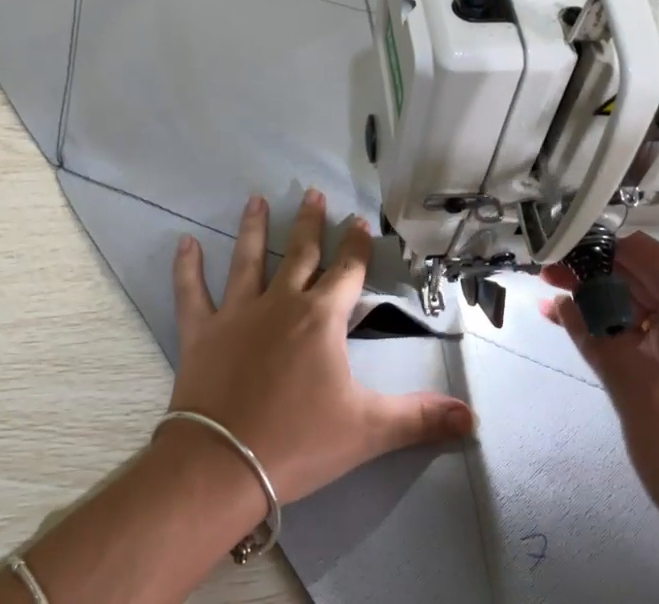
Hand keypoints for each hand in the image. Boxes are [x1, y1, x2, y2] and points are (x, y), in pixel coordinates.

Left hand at [167, 190, 473, 503]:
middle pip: (300, 255)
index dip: (356, 246)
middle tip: (315, 194)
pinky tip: (185, 243)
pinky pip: (191, 292)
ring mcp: (237, 314)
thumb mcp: (368, 430)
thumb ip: (420, 418)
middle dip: (312, 224)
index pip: (347, 272)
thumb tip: (473, 418)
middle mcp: (280, 304)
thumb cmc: (298, 441)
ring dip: (254, 229)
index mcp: (321, 319)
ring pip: (248, 260)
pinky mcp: (201, 333)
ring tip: (256, 199)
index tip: (360, 220)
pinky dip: (187, 268)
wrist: (223, 464)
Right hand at [541, 234, 658, 568]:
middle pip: (653, 282)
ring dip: (603, 302)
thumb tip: (565, 302)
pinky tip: (576, 328)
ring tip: (549, 295)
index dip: (609, 248)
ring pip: (648, 310)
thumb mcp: (645, 397)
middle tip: (545, 272)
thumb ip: (603, 341)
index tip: (560, 246)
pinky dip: (615, 333)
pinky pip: (649, 341)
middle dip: (600, 274)